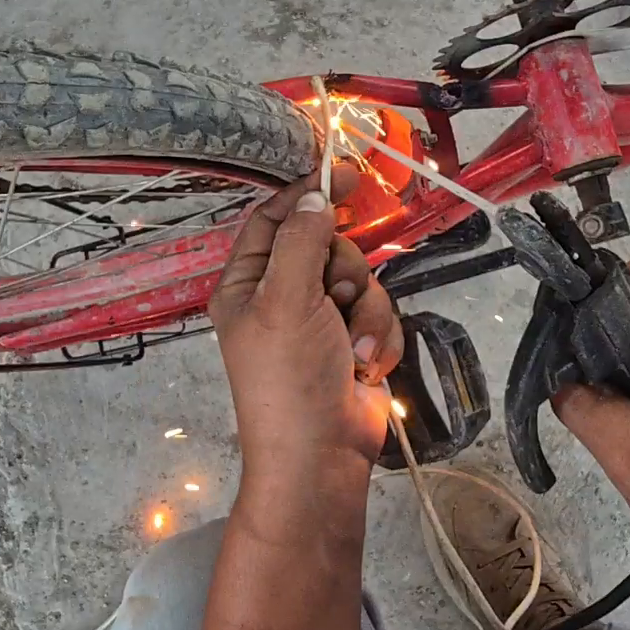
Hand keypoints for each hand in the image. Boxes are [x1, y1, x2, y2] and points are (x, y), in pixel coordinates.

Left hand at [209, 166, 405, 487]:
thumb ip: (302, 241)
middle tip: (338, 300)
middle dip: (346, 273)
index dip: (307, 193)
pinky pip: (380, 312)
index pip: (275, 219)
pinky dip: (379, 337)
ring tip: (353, 348)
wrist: (324, 455)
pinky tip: (366, 366)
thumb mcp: (287, 301)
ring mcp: (322, 319)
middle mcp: (283, 294)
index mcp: (248, 283)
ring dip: (367, 313)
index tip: (346, 174)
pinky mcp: (355, 339)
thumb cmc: (290, 378)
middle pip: (329, 245)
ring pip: (363, 279)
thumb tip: (313, 196)